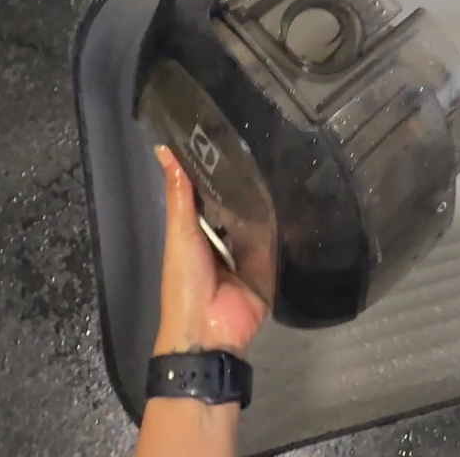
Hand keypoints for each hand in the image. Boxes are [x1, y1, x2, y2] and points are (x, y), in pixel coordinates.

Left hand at [153, 146, 267, 357]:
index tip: (230, 130)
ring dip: (266, 198)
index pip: (211, 190)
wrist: (209, 330)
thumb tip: (164, 149)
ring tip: (284, 158)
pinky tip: (296, 193)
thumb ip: (179, 194)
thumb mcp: (180, 233)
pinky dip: (282, 222)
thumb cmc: (186, 279)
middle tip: (264, 140)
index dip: (218, 166)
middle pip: (237, 202)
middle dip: (247, 180)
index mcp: (200, 228)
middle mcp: (225, 235)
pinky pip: (276, 238)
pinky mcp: (268, 263)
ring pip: (258, 217)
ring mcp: (248, 249)